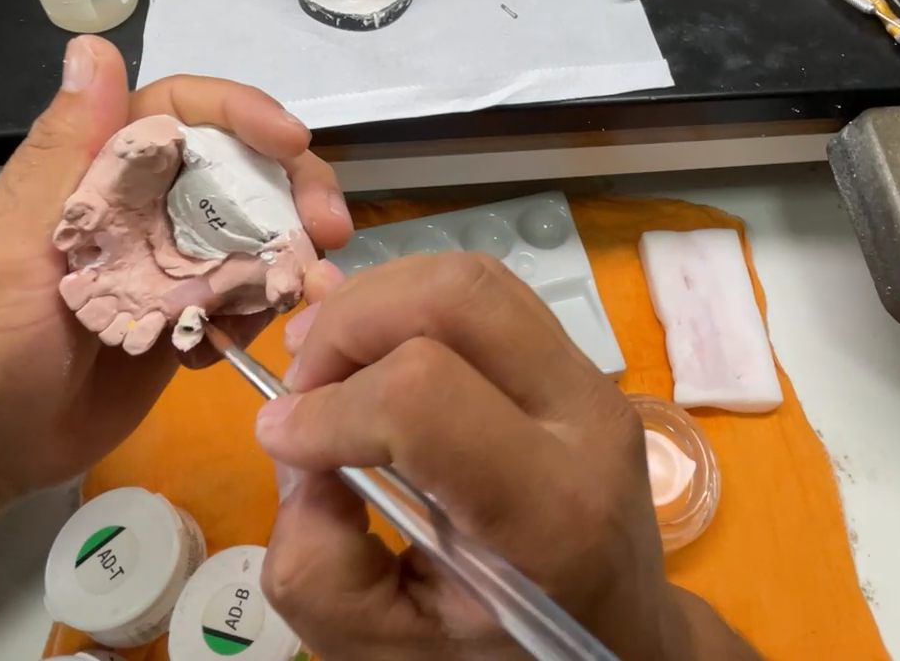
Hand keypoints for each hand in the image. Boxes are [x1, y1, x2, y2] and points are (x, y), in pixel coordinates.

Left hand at [0, 35, 352, 508]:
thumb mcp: (8, 247)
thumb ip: (62, 154)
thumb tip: (94, 44)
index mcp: (97, 173)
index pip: (180, 110)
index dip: (242, 113)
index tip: (293, 143)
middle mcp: (143, 206)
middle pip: (238, 168)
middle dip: (295, 188)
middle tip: (333, 229)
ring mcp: (171, 263)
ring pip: (255, 231)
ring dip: (294, 251)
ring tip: (318, 287)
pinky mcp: (187, 315)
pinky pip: (245, 295)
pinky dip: (267, 307)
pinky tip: (268, 332)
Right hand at [254, 254, 688, 660]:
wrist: (618, 632)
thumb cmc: (505, 652)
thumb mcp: (392, 650)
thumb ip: (319, 569)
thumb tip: (300, 444)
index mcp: (551, 513)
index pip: (426, 397)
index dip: (333, 406)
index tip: (282, 434)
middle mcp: (585, 419)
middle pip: (458, 299)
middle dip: (353, 321)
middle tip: (303, 376)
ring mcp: (589, 375)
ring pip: (472, 277)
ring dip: (378, 298)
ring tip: (328, 352)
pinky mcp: (575, 354)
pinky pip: (486, 288)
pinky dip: (411, 295)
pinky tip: (375, 340)